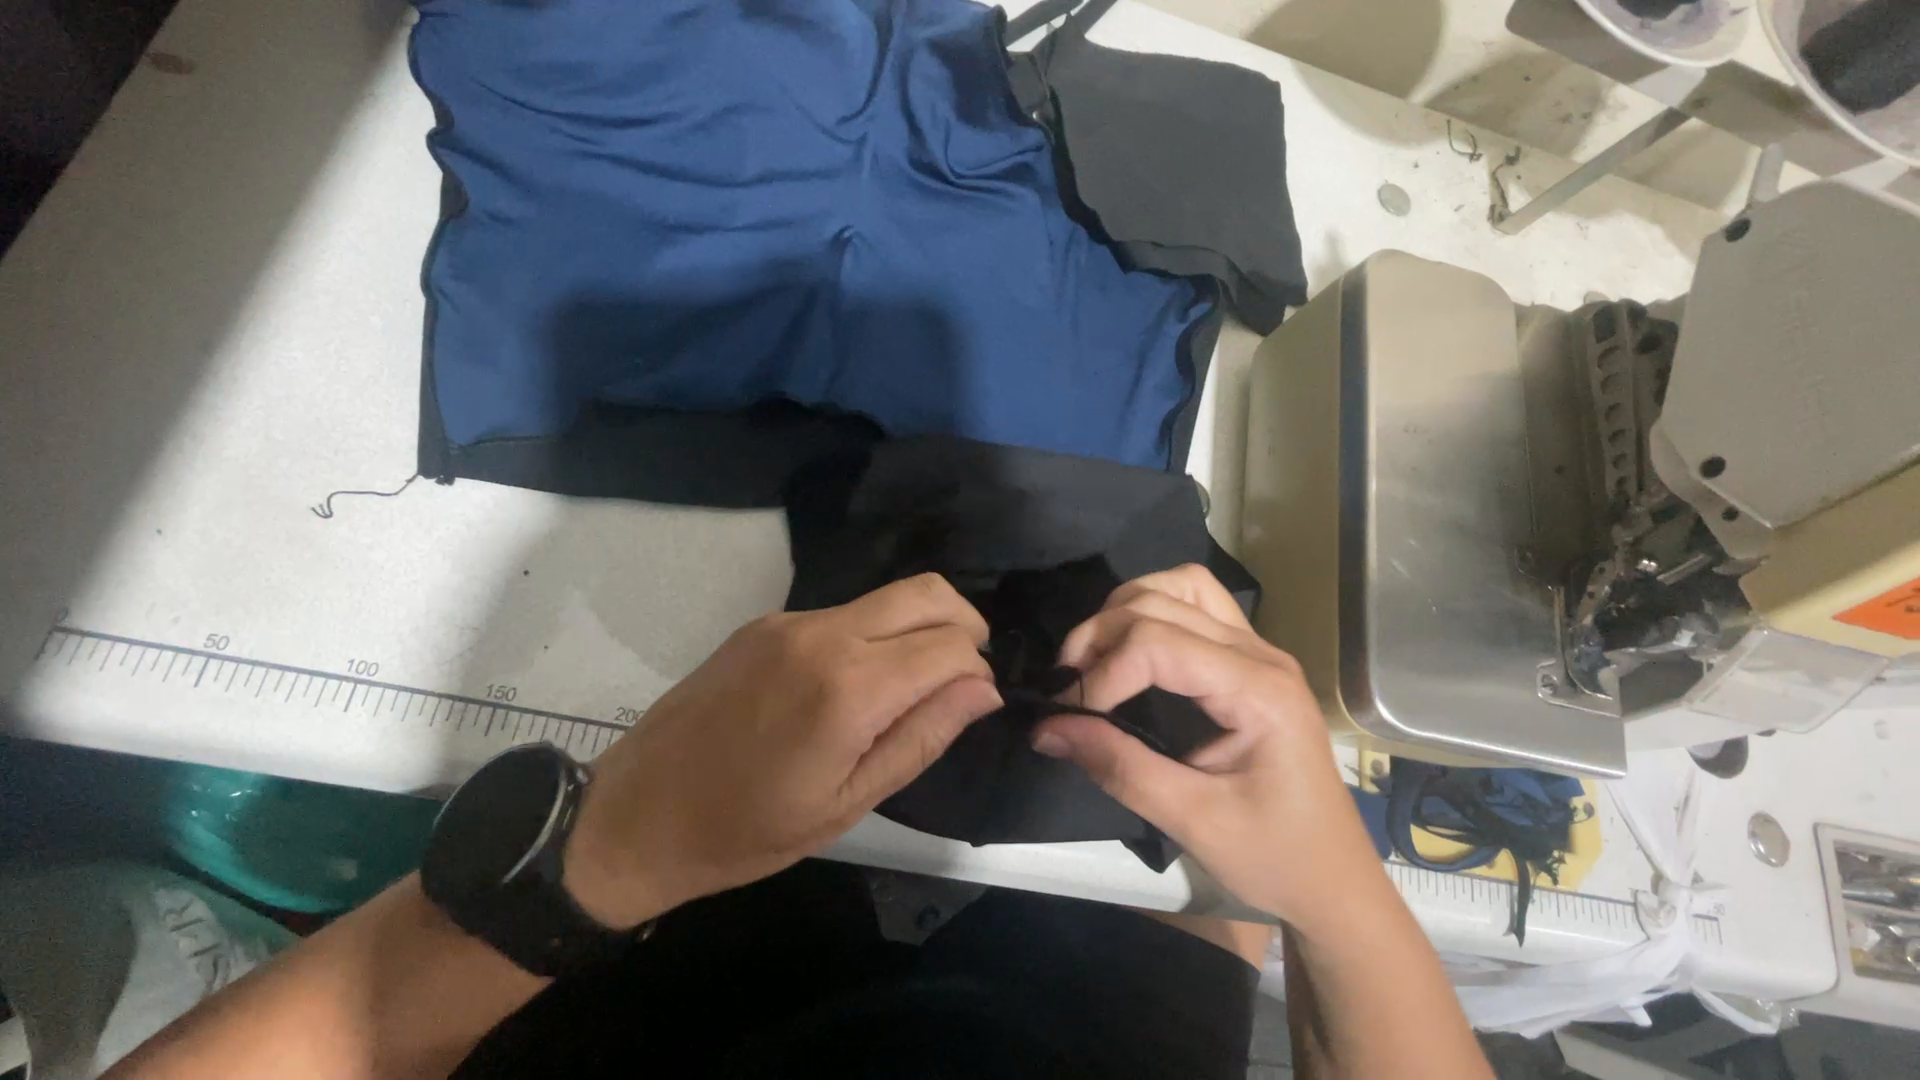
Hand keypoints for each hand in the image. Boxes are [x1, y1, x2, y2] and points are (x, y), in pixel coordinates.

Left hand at [564, 574, 1001, 927]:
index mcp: (848, 687)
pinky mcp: (763, 623)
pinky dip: (871, 636)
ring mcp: (788, 622)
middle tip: (959, 678)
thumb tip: (983, 689)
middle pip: (926, 591)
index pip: (950, 644)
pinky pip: (843, 613)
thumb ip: (922, 736)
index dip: (977, 671)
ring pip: (885, 597)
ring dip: (915, 629)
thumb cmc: (748, 831)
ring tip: (905, 691)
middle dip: (963, 626)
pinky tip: (849, 689)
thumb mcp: (848, 803)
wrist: (634, 816)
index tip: (973, 705)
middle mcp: (822, 633)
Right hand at [1031, 565, 1384, 929]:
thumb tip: (1045, 728)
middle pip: (1161, 602)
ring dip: (1125, 611)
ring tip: (1093, 659)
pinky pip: (1195, 604)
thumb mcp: (1193, 821)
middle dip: (1100, 634)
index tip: (1067, 718)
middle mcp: (1261, 654)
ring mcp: (1259, 651)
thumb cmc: (1274, 857)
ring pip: (1180, 586)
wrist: (1334, 882)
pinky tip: (1129, 650)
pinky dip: (1151, 611)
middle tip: (1066, 687)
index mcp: (1258, 690)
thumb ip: (1119, 767)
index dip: (1102, 673)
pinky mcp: (1249, 660)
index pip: (1157, 643)